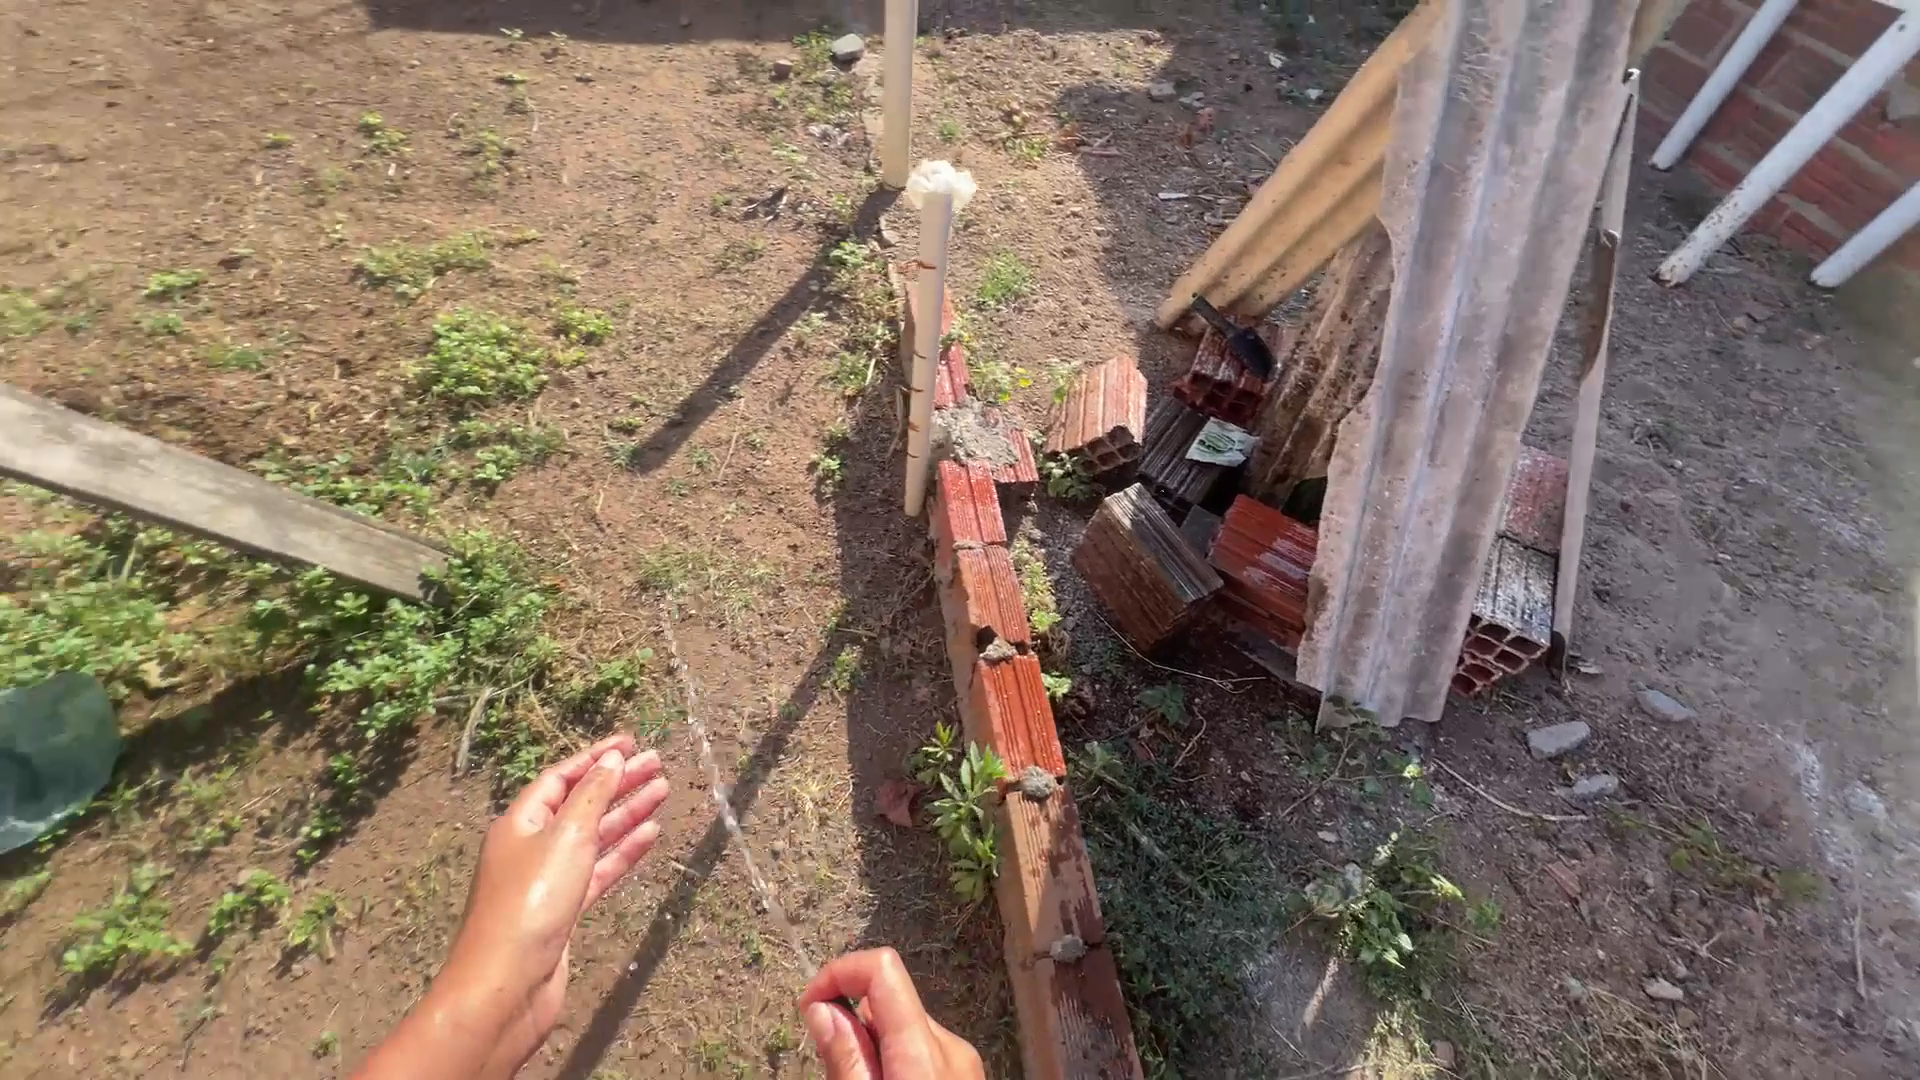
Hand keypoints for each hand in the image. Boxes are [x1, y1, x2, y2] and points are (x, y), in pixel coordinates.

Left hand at [376, 733, 667, 1079]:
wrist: (506, 987)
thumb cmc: (531, 902)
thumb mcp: (567, 835)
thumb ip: (593, 794)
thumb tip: (612, 759)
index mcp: (522, 822)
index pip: (562, 777)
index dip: (596, 756)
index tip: (631, 741)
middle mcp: (532, 845)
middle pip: (582, 802)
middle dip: (618, 781)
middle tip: (657, 763)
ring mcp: (549, 878)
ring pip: (595, 834)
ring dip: (628, 811)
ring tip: (663, 789)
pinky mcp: (565, 907)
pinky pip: (601, 868)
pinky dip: (625, 849)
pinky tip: (651, 834)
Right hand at [798, 948, 984, 1079]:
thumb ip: (846, 1060)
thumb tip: (819, 1007)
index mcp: (927, 1048)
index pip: (883, 966)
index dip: (840, 972)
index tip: (809, 1006)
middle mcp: (950, 1043)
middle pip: (889, 1000)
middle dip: (850, 1019)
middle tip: (827, 1065)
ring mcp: (963, 1060)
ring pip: (901, 1027)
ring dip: (869, 1044)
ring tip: (853, 1079)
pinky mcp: (964, 1076)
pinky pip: (918, 1051)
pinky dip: (890, 1060)